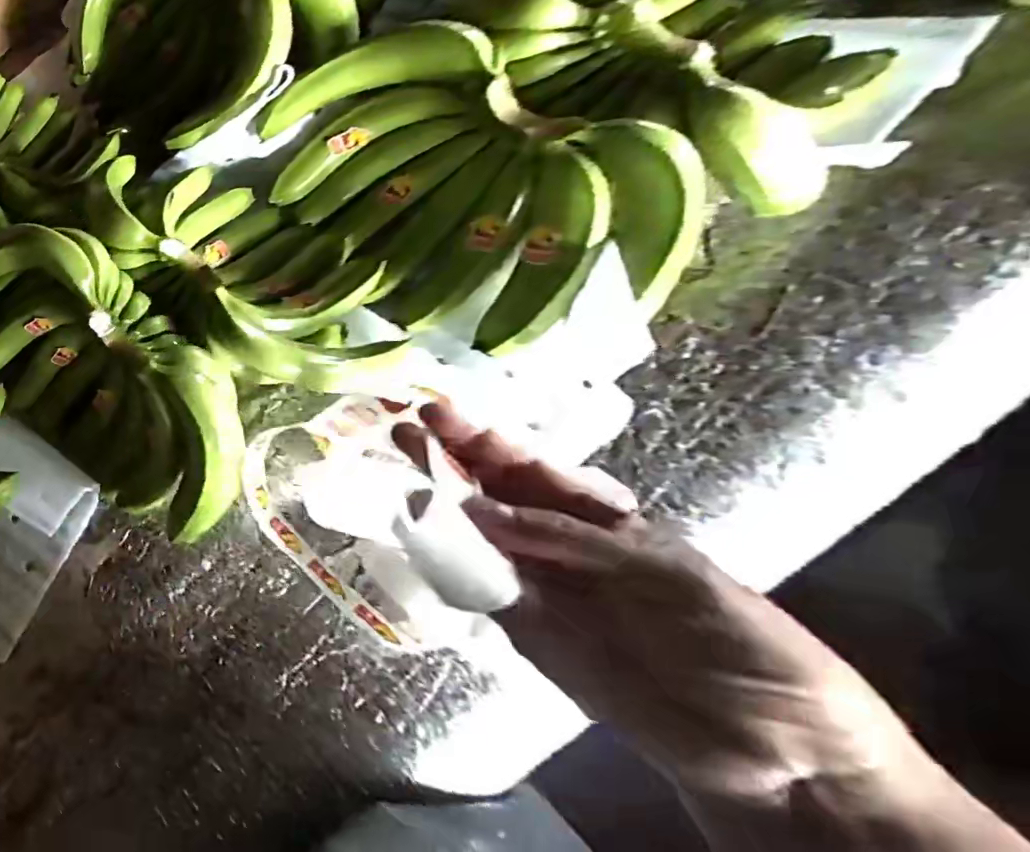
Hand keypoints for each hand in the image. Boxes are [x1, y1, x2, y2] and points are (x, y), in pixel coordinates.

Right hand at [405, 400, 921, 803]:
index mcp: (596, 512)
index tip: (434, 412)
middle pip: (487, 489)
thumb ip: (569, 538)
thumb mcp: (667, 573)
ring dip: (431, 503)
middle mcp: (553, 537)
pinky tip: (410, 537)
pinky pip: (473, 584)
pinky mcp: (520, 625)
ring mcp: (533, 581)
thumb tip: (476, 509)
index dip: (480, 437)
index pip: (526, 464)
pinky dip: (441, 561)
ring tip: (391, 474)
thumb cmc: (736, 638)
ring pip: (471, 532)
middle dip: (443, 457)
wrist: (772, 751)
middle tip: (399, 430)